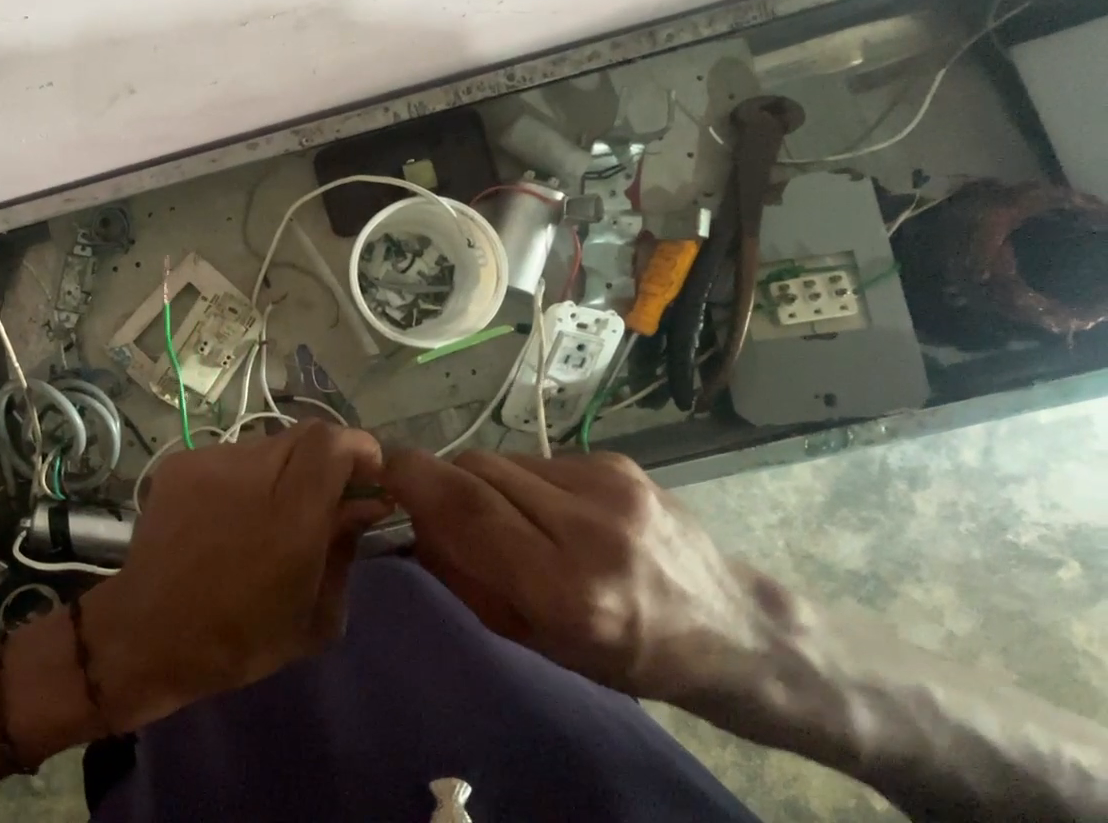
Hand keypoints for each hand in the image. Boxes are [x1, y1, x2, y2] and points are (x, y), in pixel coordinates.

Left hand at [80, 422, 387, 729]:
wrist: (148, 634)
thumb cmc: (241, 639)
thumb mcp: (316, 613)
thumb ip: (345, 547)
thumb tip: (366, 504)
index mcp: (291, 513)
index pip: (334, 442)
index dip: (359, 450)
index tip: (367, 479)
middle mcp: (249, 473)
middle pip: (305, 435)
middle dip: (325, 461)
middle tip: (323, 501)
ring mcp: (208, 462)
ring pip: (266, 444)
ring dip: (283, 470)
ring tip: (270, 514)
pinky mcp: (179, 463)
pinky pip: (230, 456)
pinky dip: (244, 477)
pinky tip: (232, 515)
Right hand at [380, 448, 777, 701]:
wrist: (732, 627)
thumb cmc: (625, 654)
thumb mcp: (534, 638)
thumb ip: (466, 577)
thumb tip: (415, 524)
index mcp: (564, 588)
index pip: (465, 508)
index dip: (412, 479)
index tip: (380, 471)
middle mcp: (587, 526)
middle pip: (475, 470)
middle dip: (440, 479)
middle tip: (434, 505)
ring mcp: (608, 486)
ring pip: (502, 459)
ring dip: (483, 482)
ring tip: (507, 518)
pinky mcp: (618, 462)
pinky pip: (537, 459)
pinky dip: (521, 480)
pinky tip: (549, 511)